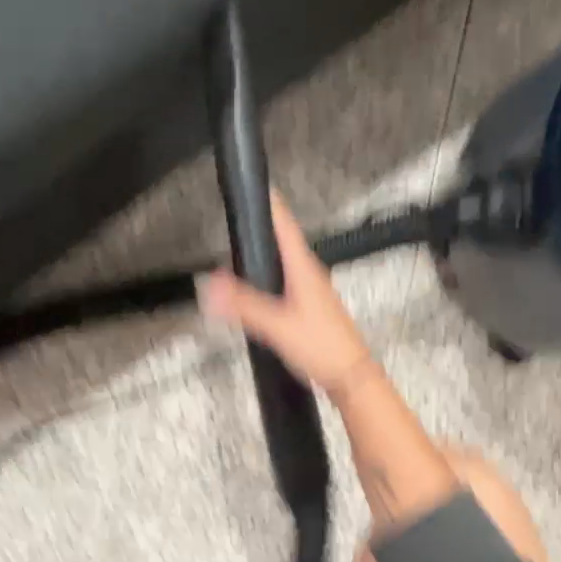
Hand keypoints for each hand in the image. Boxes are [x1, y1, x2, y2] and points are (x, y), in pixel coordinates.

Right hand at [197, 192, 376, 396]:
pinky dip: (270, 280)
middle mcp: (310, 275)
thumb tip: (209, 285)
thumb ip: (243, 306)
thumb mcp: (277, 326)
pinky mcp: (310, 311)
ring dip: (267, 254)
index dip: (270, 203)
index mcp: (303, 269)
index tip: (255, 183)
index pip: (284, 225)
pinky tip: (260, 292)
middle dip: (263, 226)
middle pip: (283, 242)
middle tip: (243, 213)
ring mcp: (312, 293)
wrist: (351, 377)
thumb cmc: (322, 348)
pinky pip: (286, 286)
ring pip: (285, 264)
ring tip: (244, 247)